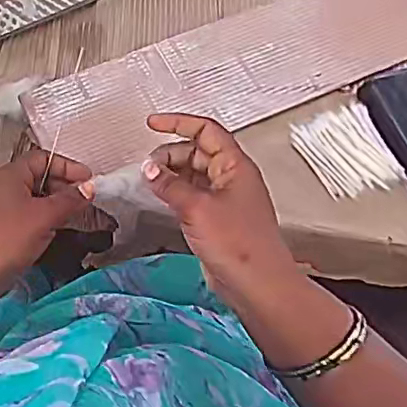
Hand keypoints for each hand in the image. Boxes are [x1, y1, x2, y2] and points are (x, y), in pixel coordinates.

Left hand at [0, 148, 92, 289]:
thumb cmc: (8, 237)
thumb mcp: (44, 215)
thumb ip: (70, 200)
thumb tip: (89, 188)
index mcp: (11, 174)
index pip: (43, 158)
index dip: (67, 166)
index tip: (89, 180)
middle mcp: (5, 186)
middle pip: (40, 176)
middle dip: (65, 186)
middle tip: (86, 200)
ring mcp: (3, 208)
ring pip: (36, 198)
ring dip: (58, 204)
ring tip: (78, 214)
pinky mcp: (4, 228)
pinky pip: (30, 215)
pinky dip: (47, 218)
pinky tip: (60, 229)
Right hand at [136, 113, 300, 315]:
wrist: (257, 284)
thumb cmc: (240, 246)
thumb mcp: (197, 208)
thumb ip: (169, 185)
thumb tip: (150, 170)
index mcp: (235, 166)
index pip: (206, 130)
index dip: (178, 123)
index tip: (154, 123)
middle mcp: (231, 178)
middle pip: (197, 151)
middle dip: (170, 153)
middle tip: (149, 165)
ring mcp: (224, 198)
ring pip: (193, 173)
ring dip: (170, 174)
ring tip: (151, 181)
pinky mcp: (216, 217)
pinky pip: (191, 194)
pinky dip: (174, 191)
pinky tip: (161, 197)